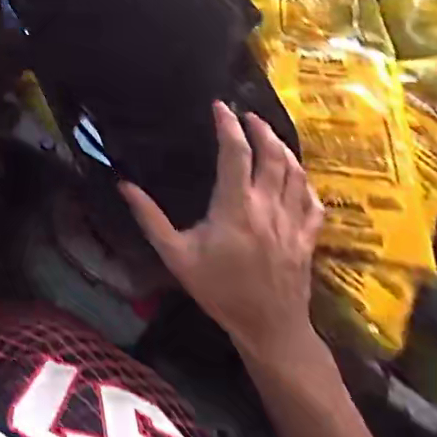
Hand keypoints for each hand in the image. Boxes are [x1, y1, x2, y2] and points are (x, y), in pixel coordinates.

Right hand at [121, 102, 325, 358]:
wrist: (269, 329)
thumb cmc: (219, 291)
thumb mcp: (176, 256)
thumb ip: (150, 219)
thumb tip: (124, 185)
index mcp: (236, 207)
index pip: (236, 153)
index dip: (229, 125)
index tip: (220, 107)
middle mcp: (268, 207)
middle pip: (272, 155)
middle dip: (261, 129)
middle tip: (247, 115)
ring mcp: (293, 221)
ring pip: (296, 173)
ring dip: (283, 148)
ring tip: (269, 135)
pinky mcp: (308, 236)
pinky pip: (312, 200)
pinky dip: (304, 181)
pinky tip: (295, 175)